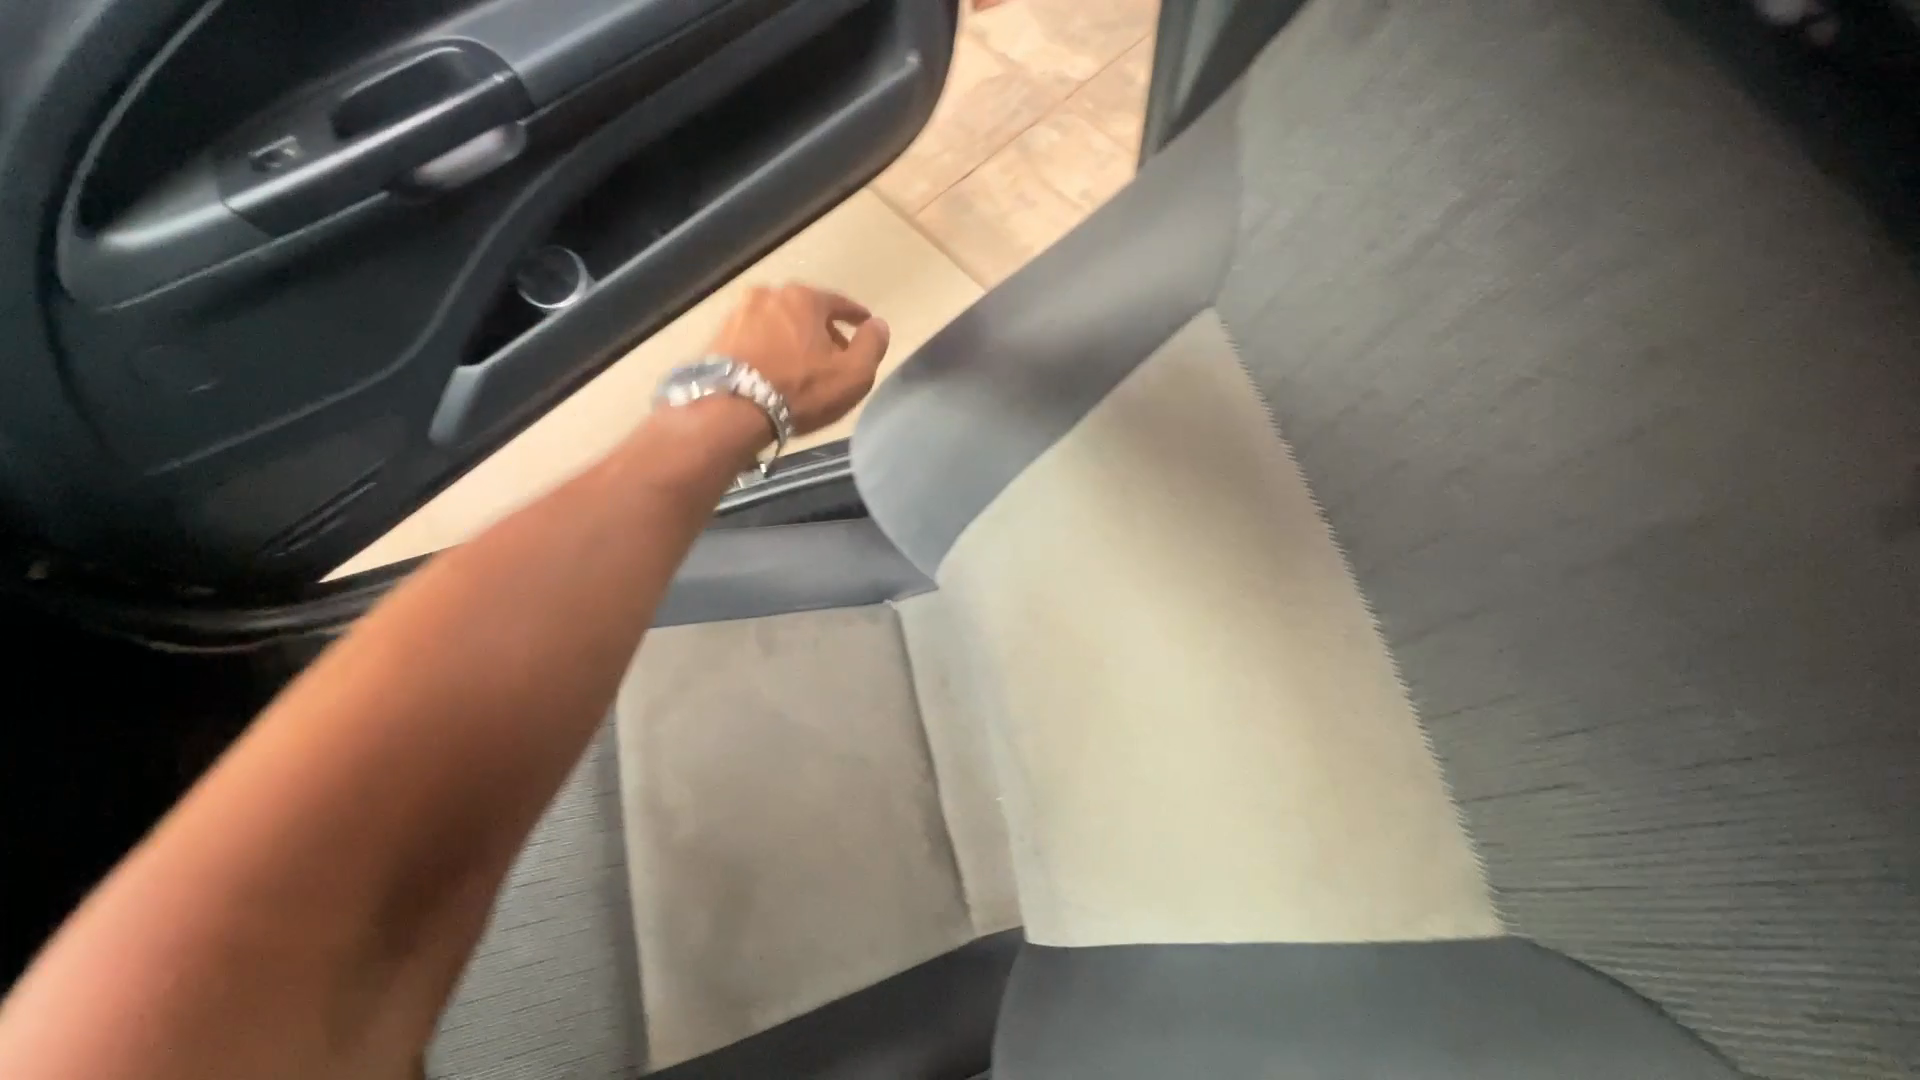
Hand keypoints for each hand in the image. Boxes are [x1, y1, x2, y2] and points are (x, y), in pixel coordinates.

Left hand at [708, 283, 891, 436]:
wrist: (732, 409)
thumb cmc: (800, 390)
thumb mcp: (853, 374)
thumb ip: (873, 345)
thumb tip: (878, 325)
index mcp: (805, 298)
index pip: (839, 302)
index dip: (855, 316)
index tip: (865, 325)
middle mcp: (770, 295)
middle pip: (806, 311)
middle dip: (822, 330)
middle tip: (834, 353)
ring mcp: (739, 313)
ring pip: (778, 323)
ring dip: (793, 339)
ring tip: (802, 365)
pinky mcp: (717, 336)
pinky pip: (755, 338)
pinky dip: (769, 349)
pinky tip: (774, 370)